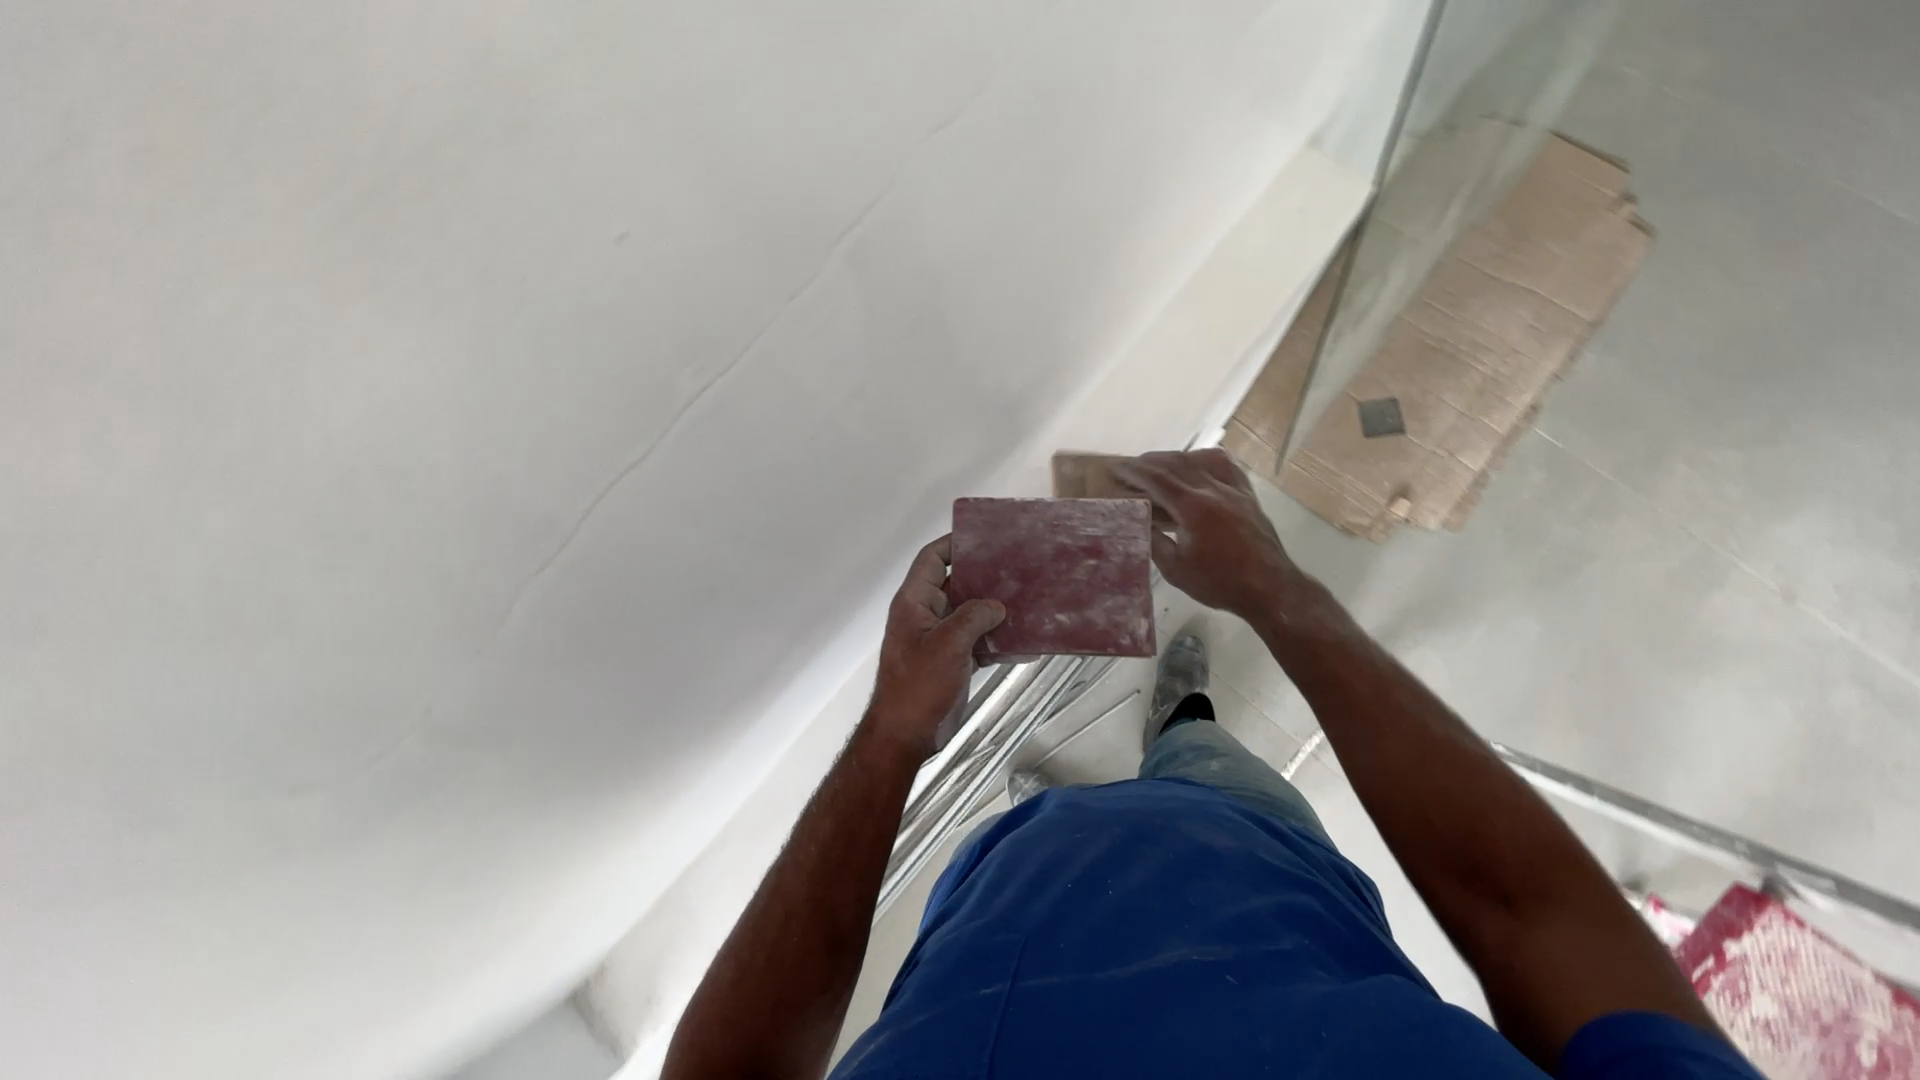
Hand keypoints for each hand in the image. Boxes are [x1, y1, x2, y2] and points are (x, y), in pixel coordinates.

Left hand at [868, 536, 1005, 760]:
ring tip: (1027, 598)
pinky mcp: (952, 662)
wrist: (907, 735)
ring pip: (970, 614)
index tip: (984, 537)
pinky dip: (997, 640)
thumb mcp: (948, 644)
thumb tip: (996, 605)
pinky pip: (978, 642)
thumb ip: (973, 617)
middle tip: (1017, 567)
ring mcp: (939, 640)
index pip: (931, 560)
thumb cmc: (919, 686)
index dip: (953, 544)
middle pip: (955, 585)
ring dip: (995, 609)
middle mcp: (925, 616)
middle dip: (984, 577)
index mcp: (914, 603)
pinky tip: (1025, 640)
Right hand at [1112, 449, 1303, 619]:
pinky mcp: (1247, 494)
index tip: (1116, 470)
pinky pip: (1226, 465)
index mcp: (1193, 507)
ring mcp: (1234, 489)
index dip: (1134, 472)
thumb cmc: (1219, 584)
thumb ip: (1155, 540)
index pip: (1157, 479)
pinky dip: (1205, 459)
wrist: (1269, 588)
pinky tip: (1197, 464)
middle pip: (1176, 464)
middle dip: (1149, 462)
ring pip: (1200, 459)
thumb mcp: (1175, 569)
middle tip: (1130, 468)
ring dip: (1175, 457)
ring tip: (1159, 465)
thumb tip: (1139, 522)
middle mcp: (1213, 490)